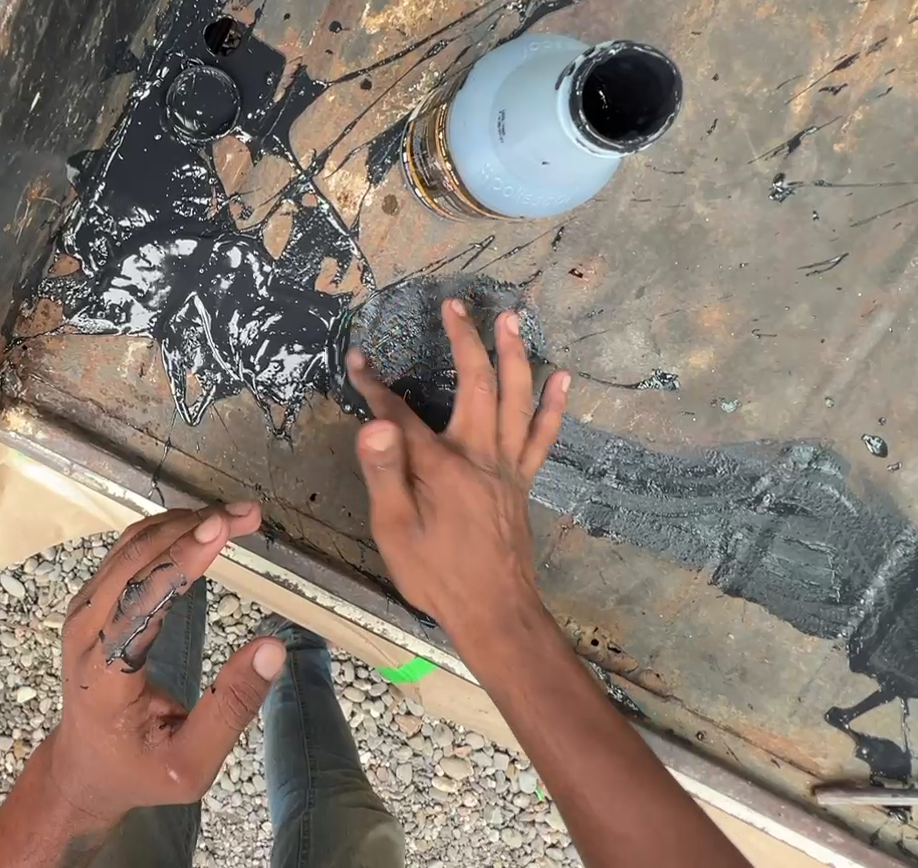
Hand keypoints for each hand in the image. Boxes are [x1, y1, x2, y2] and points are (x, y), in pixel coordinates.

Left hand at [41, 503, 285, 826]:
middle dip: (194, 527)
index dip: (181, 558)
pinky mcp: (93, 597)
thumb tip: (272, 648)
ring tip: (235, 518)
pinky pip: (129, 549)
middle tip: (247, 515)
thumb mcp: (191, 765)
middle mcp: (85, 628)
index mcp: (103, 672)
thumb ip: (231, 709)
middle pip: (136, 558)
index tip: (221, 528)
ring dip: (184, 522)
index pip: (140, 599)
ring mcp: (84, 607)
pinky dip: (169, 530)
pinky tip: (203, 527)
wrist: (83, 766)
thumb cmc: (138, 769)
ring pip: (132, 544)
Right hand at [345, 300, 569, 647]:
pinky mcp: (522, 480)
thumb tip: (373, 421)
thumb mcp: (393, 527)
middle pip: (475, 383)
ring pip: (515, 398)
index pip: (399, 413)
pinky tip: (561, 378)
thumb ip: (384, 471)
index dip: (374, 386)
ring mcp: (506, 465)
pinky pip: (540, 435)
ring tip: (510, 319)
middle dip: (463, 340)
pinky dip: (551, 404)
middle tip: (455, 305)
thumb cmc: (435, 572)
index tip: (357, 360)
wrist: (494, 612)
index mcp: (440, 464)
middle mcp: (479, 454)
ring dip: (513, 355)